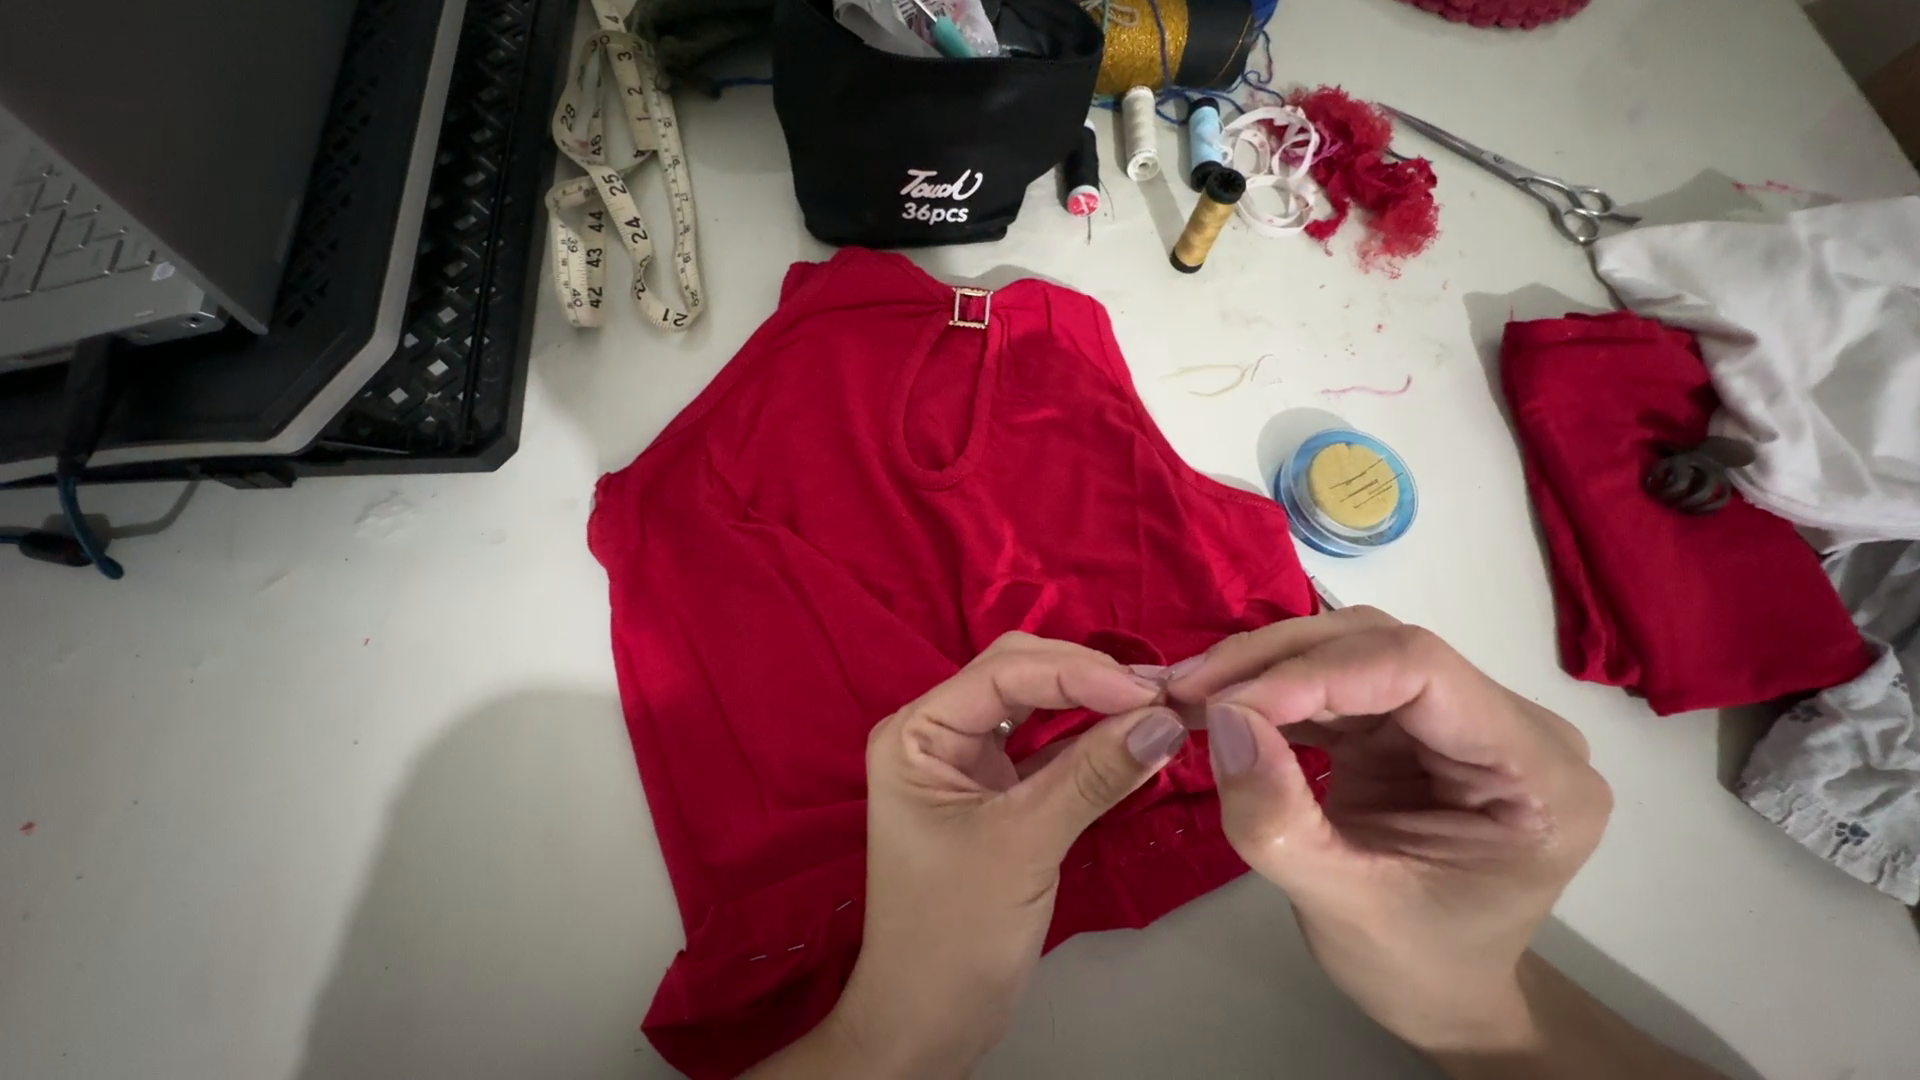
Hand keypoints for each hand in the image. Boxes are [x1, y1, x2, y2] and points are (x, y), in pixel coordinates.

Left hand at [792, 633, 1189, 1076]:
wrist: (929, 1020)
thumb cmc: (955, 933)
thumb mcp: (1024, 845)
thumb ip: (1093, 777)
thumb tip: (1165, 721)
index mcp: (916, 732)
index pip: (1002, 673)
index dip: (1078, 673)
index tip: (1148, 691)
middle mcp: (936, 731)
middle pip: (1017, 674)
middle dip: (1086, 676)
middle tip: (1157, 692)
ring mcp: (966, 758)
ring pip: (1034, 703)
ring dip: (1092, 700)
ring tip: (1154, 704)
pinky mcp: (995, 788)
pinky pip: (1047, 745)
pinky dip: (1088, 738)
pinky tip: (1131, 735)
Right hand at [1165, 607, 1612, 1052]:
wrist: (1433, 993)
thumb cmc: (1412, 965)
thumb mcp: (1340, 906)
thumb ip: (1277, 820)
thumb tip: (1223, 718)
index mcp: (1533, 771)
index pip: (1419, 670)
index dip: (1316, 673)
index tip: (1227, 705)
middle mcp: (1505, 724)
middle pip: (1376, 645)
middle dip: (1273, 662)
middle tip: (1188, 688)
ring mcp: (1449, 717)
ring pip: (1344, 650)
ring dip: (1259, 668)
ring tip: (1189, 693)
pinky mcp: (1401, 722)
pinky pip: (1327, 681)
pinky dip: (1266, 690)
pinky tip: (1217, 704)